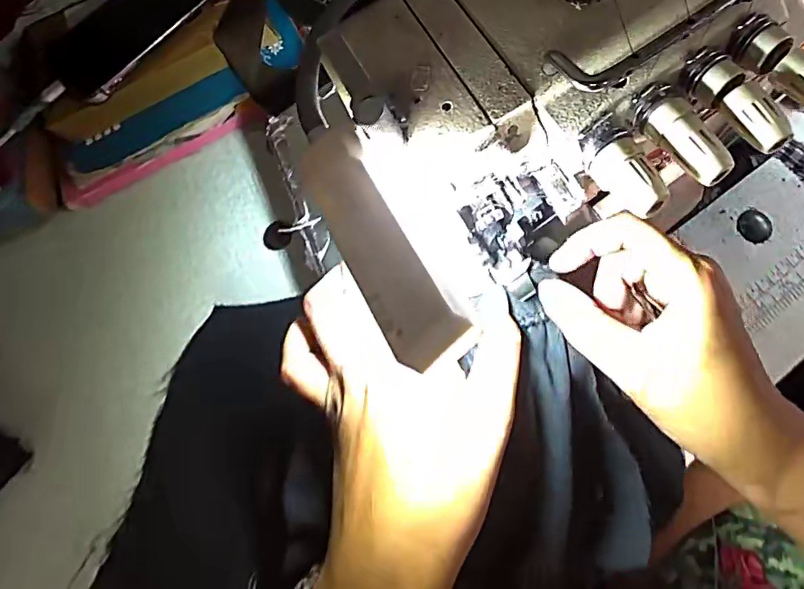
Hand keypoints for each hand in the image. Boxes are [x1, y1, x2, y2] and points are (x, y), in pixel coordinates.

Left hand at [282, 269, 520, 588]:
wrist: (388, 569)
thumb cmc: (435, 507)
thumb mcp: (486, 432)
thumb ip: (499, 366)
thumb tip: (504, 320)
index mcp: (392, 375)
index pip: (376, 302)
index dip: (385, 264)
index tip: (405, 247)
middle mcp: (353, 380)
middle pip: (327, 307)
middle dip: (347, 272)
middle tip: (375, 257)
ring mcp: (333, 401)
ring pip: (305, 335)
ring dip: (321, 303)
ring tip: (347, 284)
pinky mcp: (327, 420)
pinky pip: (299, 371)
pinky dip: (303, 345)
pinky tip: (321, 341)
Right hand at [536, 214, 791, 485]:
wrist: (753, 438)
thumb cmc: (711, 409)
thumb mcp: (633, 368)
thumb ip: (585, 325)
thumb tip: (553, 293)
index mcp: (687, 274)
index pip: (625, 228)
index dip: (585, 242)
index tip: (562, 264)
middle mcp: (696, 269)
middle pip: (627, 254)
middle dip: (608, 293)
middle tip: (613, 333)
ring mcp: (697, 283)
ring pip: (634, 273)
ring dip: (621, 307)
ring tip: (633, 347)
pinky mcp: (695, 299)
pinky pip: (649, 289)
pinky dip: (635, 314)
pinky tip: (644, 346)